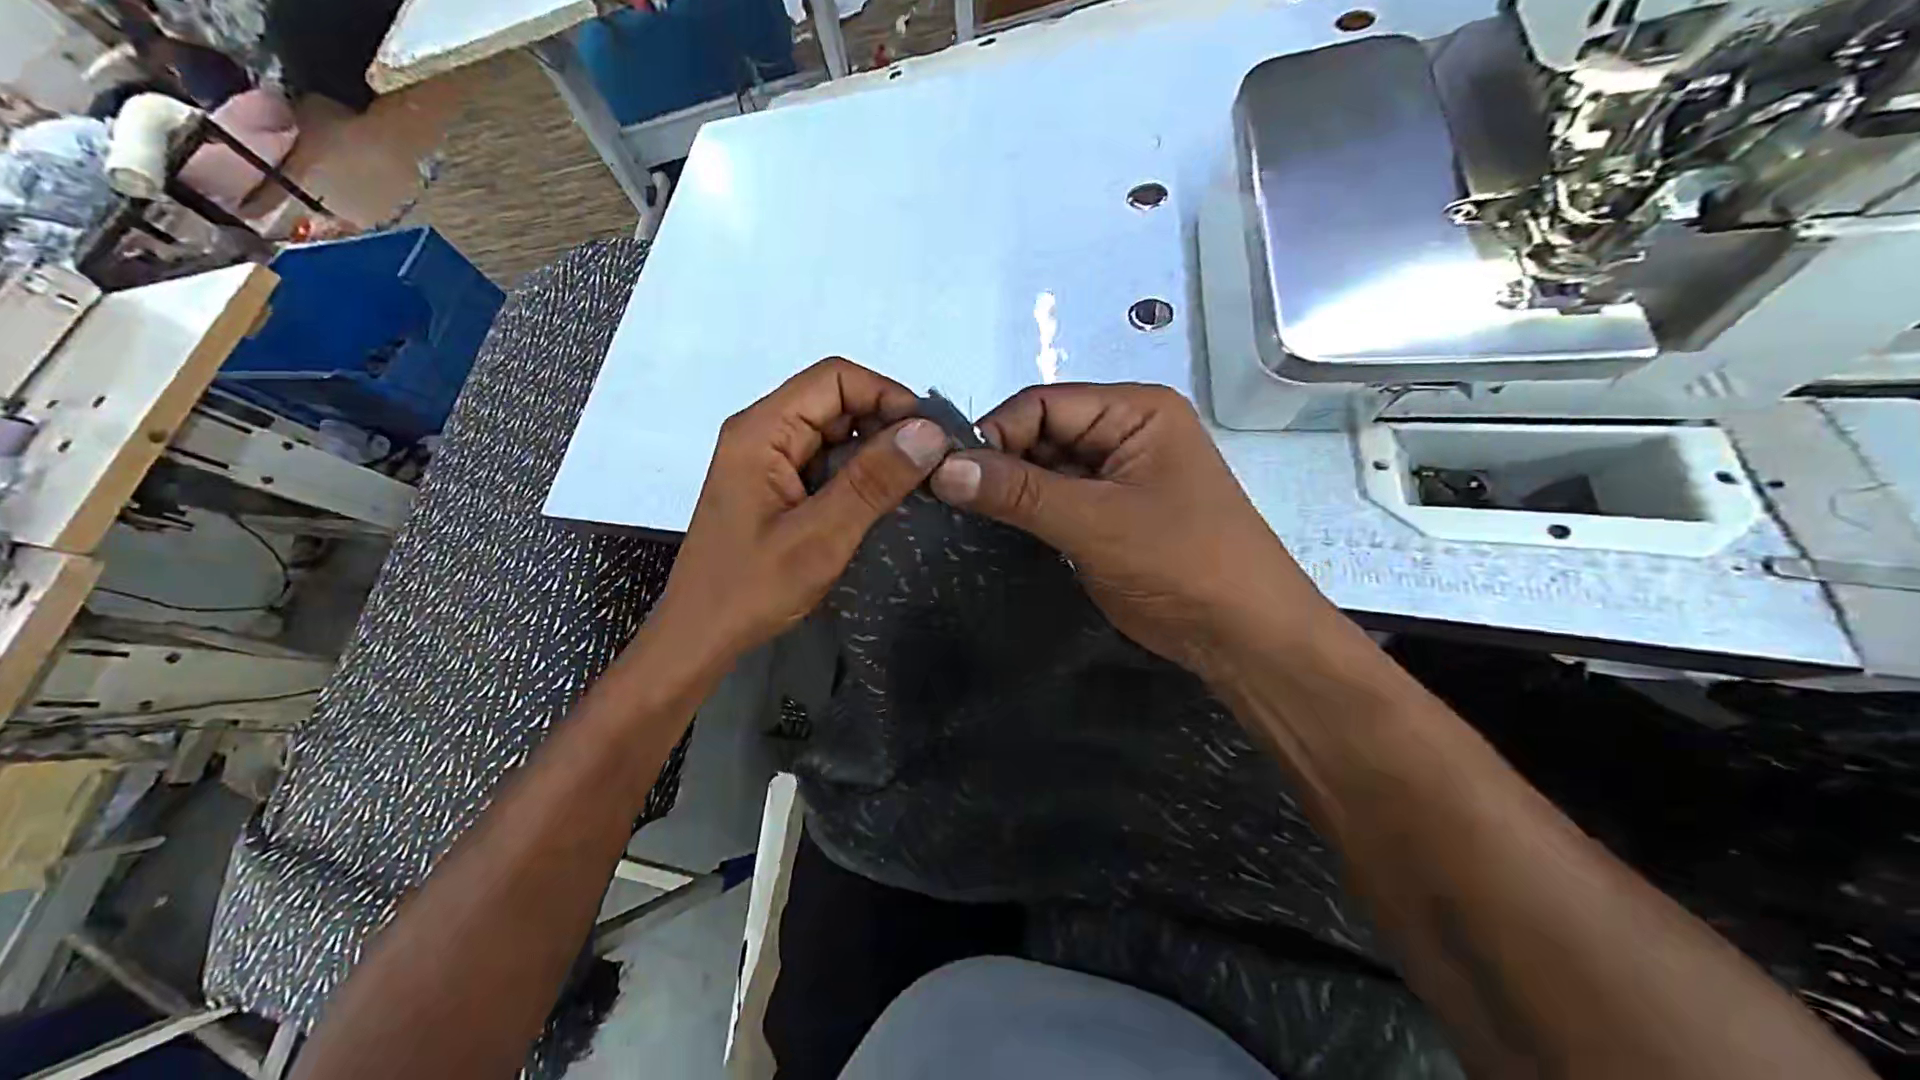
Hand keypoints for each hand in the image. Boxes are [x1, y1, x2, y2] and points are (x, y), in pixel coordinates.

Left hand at [651, 358, 950, 659]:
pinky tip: (883, 503)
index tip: (928, 437)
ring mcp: (768, 460)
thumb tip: (929, 431)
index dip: (887, 396)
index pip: (836, 378)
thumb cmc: (752, 588)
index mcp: (762, 430)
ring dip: (876, 454)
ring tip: (913, 487)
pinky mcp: (777, 486)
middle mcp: (763, 433)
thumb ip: (873, 480)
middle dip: (886, 426)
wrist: (701, 637)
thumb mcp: (820, 536)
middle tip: (929, 468)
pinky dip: (859, 476)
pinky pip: (826, 463)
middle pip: (837, 402)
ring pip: (835, 433)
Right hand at [928, 383, 1330, 677]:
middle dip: (999, 464)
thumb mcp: (1096, 522)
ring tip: (964, 516)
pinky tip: (994, 529)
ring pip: (1044, 470)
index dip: (995, 434)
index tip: (949, 475)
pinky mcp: (1108, 516)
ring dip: (1009, 491)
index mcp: (1134, 411)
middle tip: (948, 499)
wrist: (1243, 636)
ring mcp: (1116, 477)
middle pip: (1040, 433)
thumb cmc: (1183, 562)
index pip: (1041, 403)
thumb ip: (1018, 492)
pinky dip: (1026, 513)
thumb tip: (941, 469)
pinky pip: (1055, 501)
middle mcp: (1123, 432)